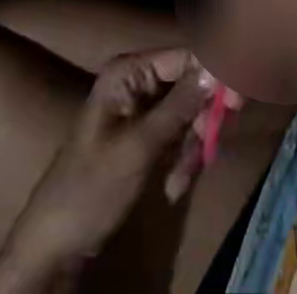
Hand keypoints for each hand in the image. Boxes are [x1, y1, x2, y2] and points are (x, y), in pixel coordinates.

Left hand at [0, 49, 230, 289]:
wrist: (58, 241)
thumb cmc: (91, 187)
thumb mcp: (139, 147)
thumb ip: (180, 105)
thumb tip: (217, 68)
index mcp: (129, 72)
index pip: (187, 56)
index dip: (216, 75)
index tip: (237, 103)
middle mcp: (139, 81)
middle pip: (194, 83)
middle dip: (204, 119)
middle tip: (212, 146)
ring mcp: (144, 108)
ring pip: (192, 112)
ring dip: (193, 147)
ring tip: (179, 181)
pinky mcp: (149, 134)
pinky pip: (182, 134)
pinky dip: (184, 158)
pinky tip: (174, 187)